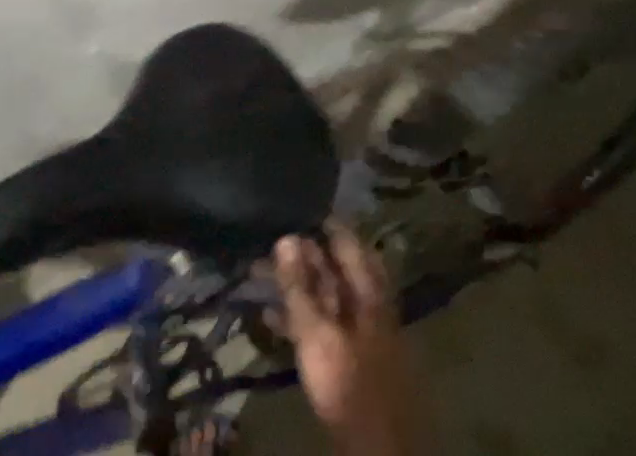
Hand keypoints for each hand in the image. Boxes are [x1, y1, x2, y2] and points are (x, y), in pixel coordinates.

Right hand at [274, 224, 419, 455]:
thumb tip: (286, 237)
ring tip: (259, 271)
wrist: (376, 448)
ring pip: (326, 298)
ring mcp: (359, 335)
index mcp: (370, 296)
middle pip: (336, 272)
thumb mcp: (318, 333)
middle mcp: (368, 308)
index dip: (326, 224)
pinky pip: (321, 326)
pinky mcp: (347, 359)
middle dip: (304, 254)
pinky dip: (298, 316)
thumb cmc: (349, 383)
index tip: (297, 203)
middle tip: (269, 237)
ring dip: (296, 285)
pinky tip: (270, 315)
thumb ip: (300, 288)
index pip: (350, 245)